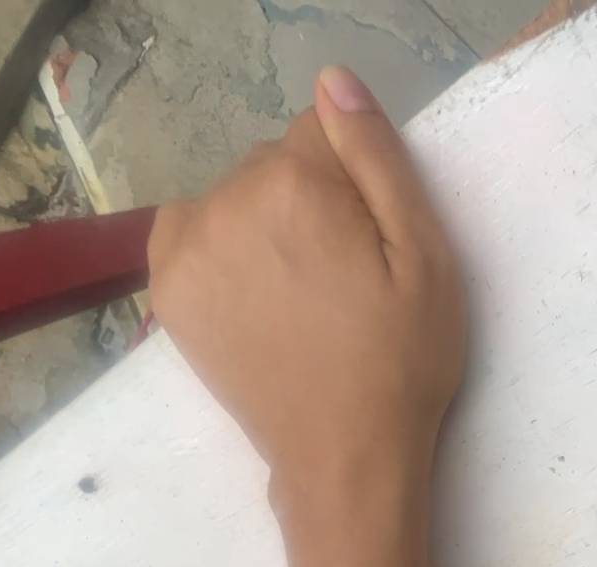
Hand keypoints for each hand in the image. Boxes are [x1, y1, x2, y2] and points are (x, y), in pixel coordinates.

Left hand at [147, 65, 465, 499]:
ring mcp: (184, 248)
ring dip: (272, 227)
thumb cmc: (402, 363)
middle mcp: (222, 200)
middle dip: (315, 204)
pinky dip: (232, 254)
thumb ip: (381, 162)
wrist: (345, 456)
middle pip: (277, 166)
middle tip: (351, 284)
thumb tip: (335, 79)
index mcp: (292, 185)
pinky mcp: (168, 292)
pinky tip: (266, 305)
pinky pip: (200, 236)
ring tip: (310, 301)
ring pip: (238, 200)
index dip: (364, 188)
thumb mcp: (429, 262)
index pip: (327, 133)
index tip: (380, 249)